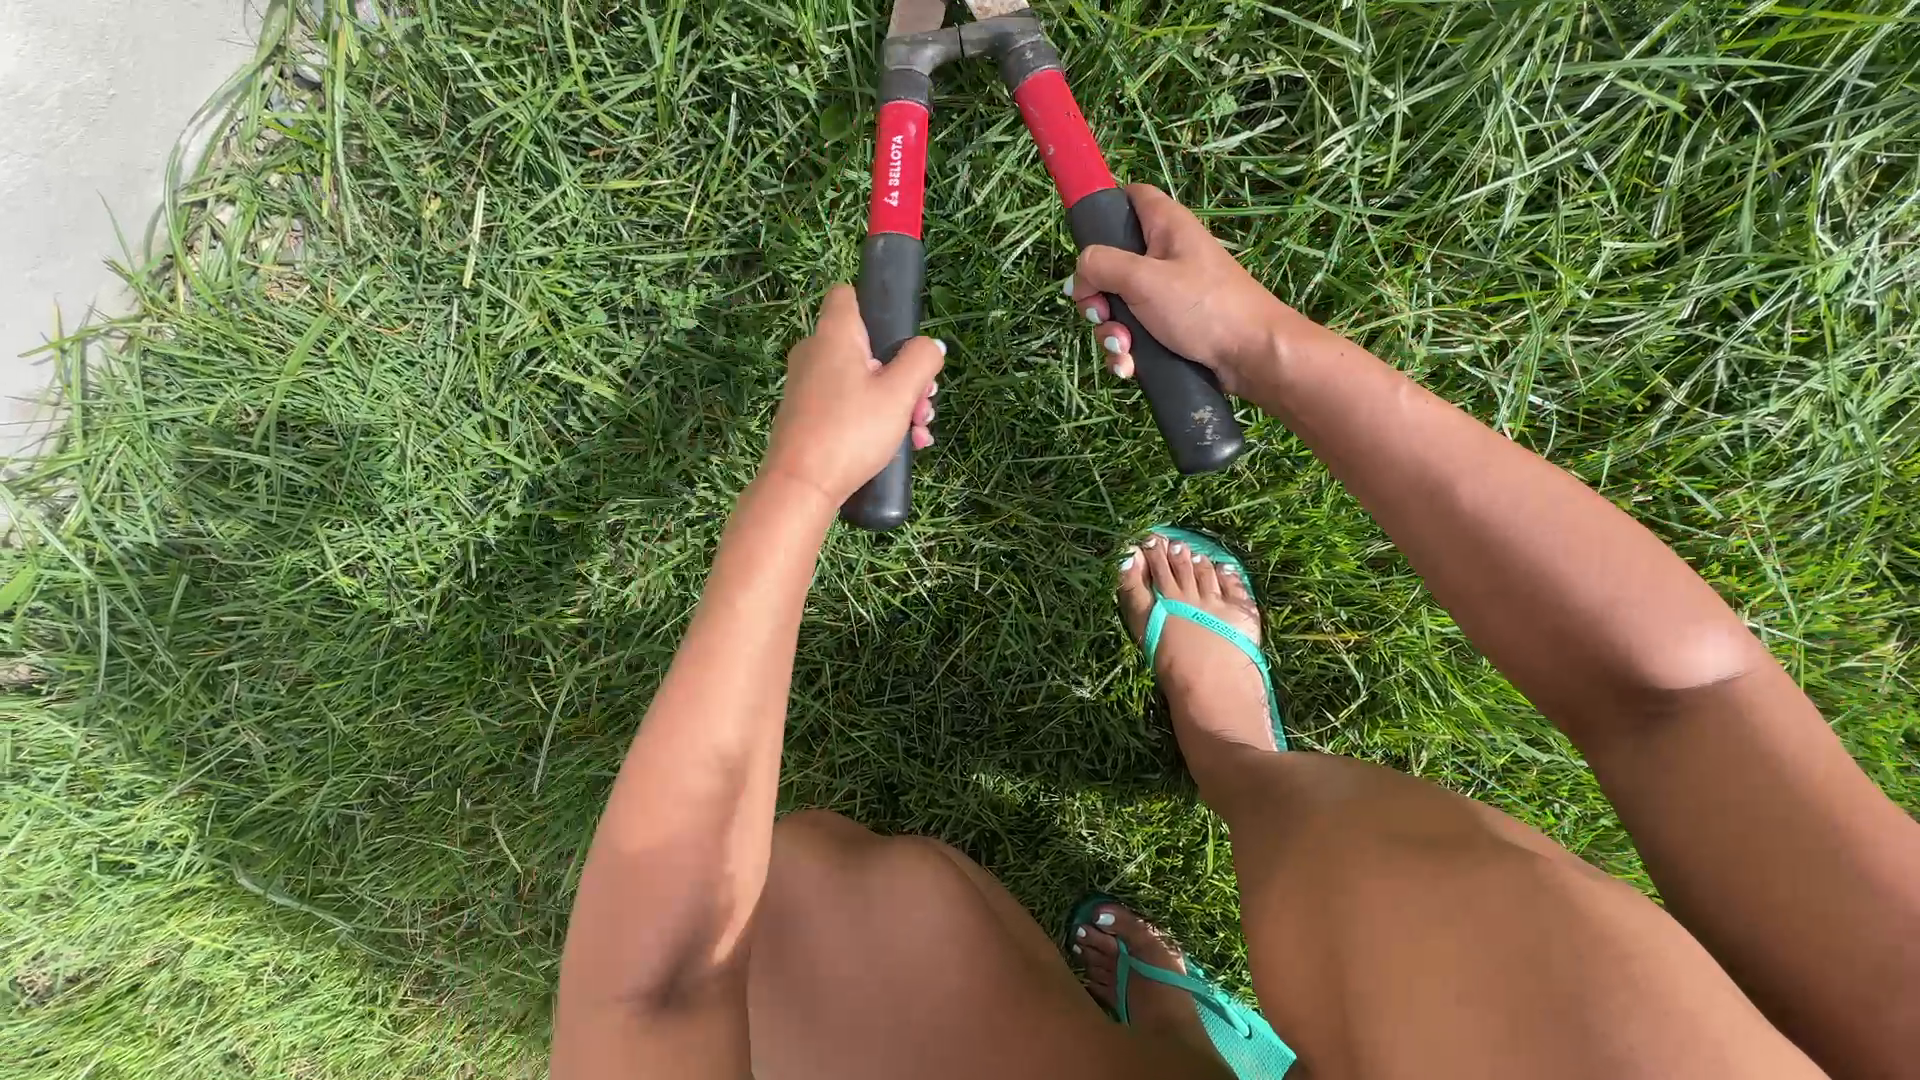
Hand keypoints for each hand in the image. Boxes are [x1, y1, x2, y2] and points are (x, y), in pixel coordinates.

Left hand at [764, 285, 944, 504]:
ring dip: (898, 402)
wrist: (802, 486)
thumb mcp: (899, 393)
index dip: (879, 309)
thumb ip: (921, 361)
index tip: (902, 342)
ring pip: (864, 380)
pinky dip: (876, 418)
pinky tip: (905, 445)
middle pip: (868, 346)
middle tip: (925, 402)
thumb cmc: (851, 431)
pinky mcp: (809, 415)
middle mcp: (816, 353)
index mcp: (833, 335)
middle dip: (905, 373)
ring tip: (919, 432)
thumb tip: (930, 346)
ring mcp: (810, 386)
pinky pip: (850, 404)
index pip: (848, 295)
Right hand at [1068, 184, 1299, 397]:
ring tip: (1124, 350)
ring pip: (1119, 308)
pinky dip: (1126, 352)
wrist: (1251, 356)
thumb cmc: (1202, 307)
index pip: (1130, 198)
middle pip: (1111, 264)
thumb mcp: (1144, 279)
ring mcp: (1168, 295)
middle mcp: (1166, 256)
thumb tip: (1080, 272)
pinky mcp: (1170, 329)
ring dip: (1111, 333)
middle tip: (1101, 313)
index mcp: (1166, 227)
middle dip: (1098, 296)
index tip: (1085, 242)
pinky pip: (1134, 336)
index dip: (1104, 212)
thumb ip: (1102, 265)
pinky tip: (1129, 366)